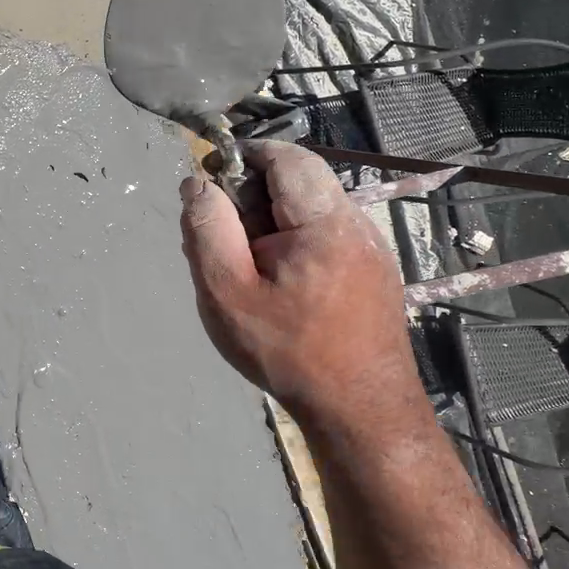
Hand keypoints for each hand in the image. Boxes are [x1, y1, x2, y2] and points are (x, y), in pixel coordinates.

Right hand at [180, 141, 427, 435]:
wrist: (362, 414)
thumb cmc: (288, 349)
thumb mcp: (225, 287)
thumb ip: (207, 226)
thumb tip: (197, 181)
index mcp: (325, 225)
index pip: (287, 157)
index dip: (243, 155)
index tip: (209, 183)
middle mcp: (357, 227)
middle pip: (296, 179)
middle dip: (248, 194)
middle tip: (217, 235)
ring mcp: (370, 250)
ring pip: (305, 206)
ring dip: (265, 219)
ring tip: (239, 263)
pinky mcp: (371, 271)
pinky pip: (321, 232)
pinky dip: (286, 239)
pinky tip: (270, 279)